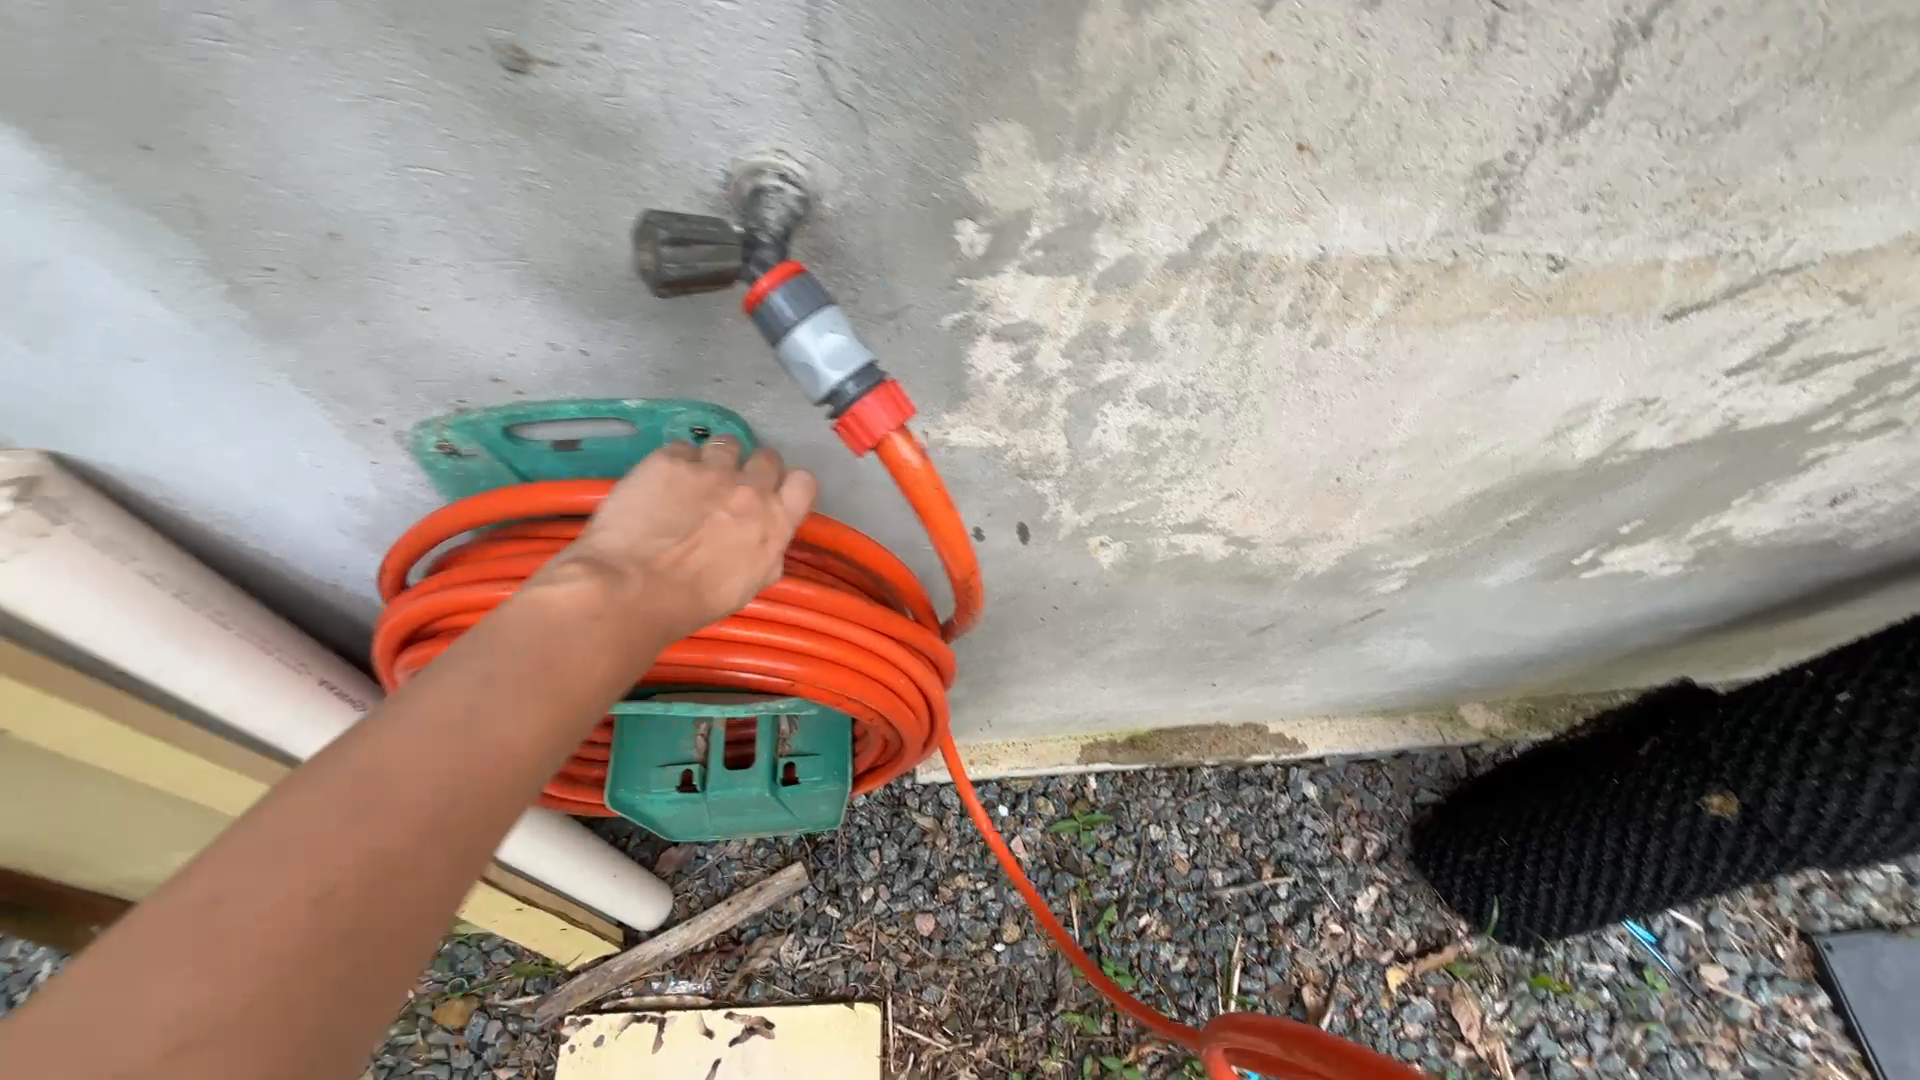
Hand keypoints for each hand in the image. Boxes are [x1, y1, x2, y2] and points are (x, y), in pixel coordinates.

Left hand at [542, 436, 817, 641]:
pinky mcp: (668, 459)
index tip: (775, 495)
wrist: (634, 587)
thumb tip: (764, 544)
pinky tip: (660, 483)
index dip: (790, 486)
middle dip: (754, 468)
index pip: (804, 483)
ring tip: (696, 479)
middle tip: (732, 487)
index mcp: (775, 521)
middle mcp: (749, 487)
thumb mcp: (749, 587)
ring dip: (717, 459)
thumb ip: (765, 556)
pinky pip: (681, 448)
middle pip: (767, 457)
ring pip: (726, 444)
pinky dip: (676, 463)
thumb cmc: (695, 601)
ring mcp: (709, 469)